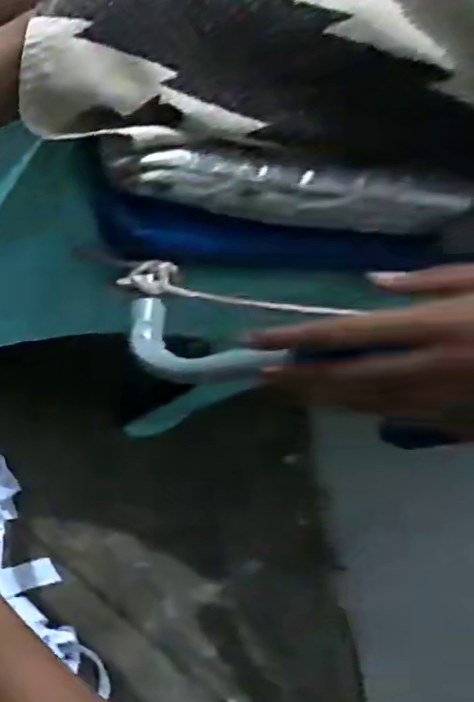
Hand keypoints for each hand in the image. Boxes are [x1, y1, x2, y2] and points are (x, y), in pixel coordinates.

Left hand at [249, 265, 473, 435]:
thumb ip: (436, 281)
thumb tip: (375, 280)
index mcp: (439, 326)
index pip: (339, 334)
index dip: (288, 338)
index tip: (250, 339)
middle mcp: (435, 365)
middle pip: (339, 376)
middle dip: (294, 377)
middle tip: (260, 375)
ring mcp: (454, 396)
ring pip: (365, 401)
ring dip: (322, 396)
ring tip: (289, 391)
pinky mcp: (472, 420)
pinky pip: (407, 416)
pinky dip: (371, 409)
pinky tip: (347, 404)